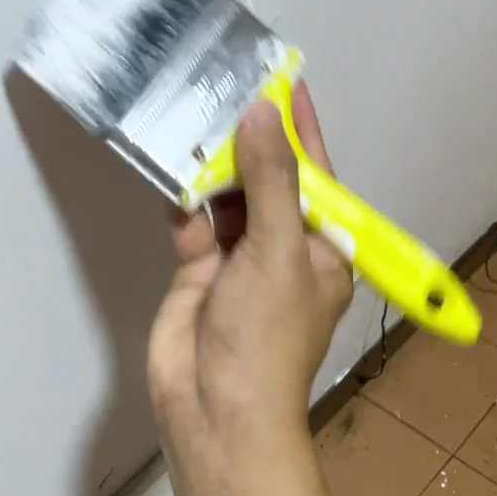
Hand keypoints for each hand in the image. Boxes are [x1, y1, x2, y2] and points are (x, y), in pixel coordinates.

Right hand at [146, 83, 354, 481]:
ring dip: (214, 170)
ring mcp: (238, 268)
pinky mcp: (198, 279)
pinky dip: (185, 205)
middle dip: (251, 146)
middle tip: (226, 91)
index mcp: (322, 255)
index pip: (316, 183)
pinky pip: (194, 229)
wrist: (215, 409)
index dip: (302, 136)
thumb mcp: (279, 252)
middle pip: (268, 186)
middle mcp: (282, 256)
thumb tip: (262, 112)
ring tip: (196, 118)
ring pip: (227, 204)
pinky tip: (174, 173)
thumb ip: (271, 181)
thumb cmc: (267, 335)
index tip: (286, 86)